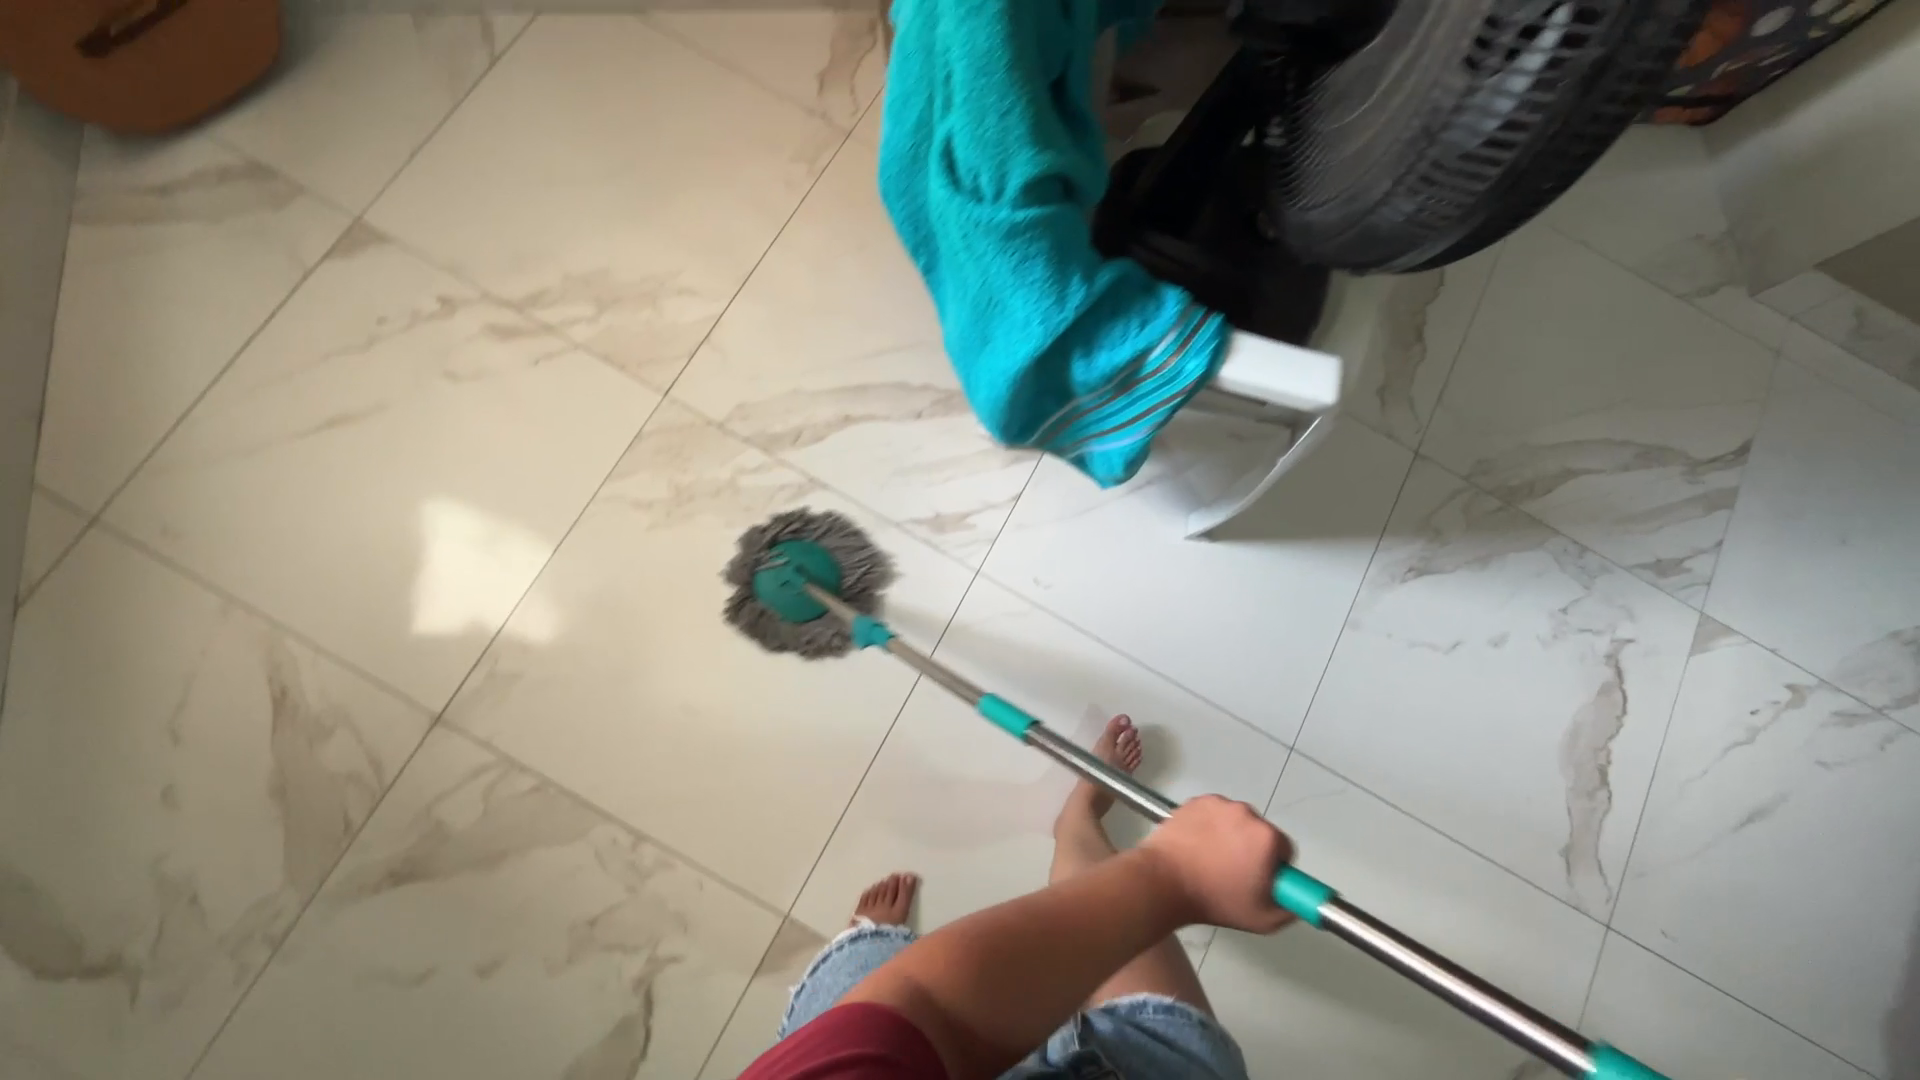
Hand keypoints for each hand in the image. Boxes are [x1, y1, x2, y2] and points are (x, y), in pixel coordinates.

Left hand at [1139, 795, 1295, 933]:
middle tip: (1232, 872)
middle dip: (1252, 850)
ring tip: (1210, 860)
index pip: (1285, 849)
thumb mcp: (1265, 919)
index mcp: (1267, 836)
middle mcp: (1246, 812)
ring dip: (1230, 836)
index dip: (1274, 868)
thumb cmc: (1216, 899)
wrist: (1164, 880)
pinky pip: (1213, 814)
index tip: (1257, 881)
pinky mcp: (1195, 800)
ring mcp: (1217, 803)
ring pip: (1235, 822)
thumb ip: (1293, 907)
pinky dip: (1209, 825)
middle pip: (1259, 832)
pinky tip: (1197, 845)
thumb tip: (1300, 897)